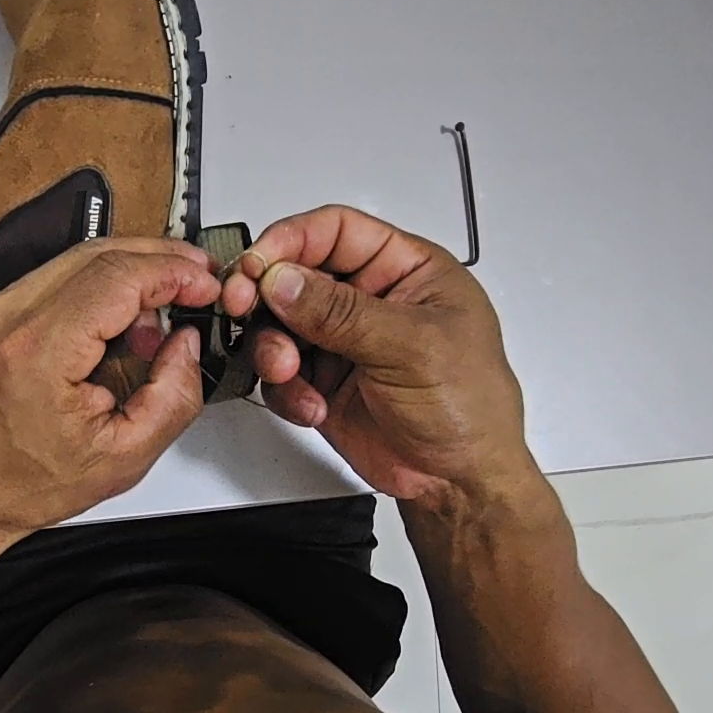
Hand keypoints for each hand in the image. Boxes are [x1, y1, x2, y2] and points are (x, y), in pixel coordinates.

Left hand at [0, 238, 219, 536]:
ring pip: (74, 259)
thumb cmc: (23, 485)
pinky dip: (95, 288)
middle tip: (194, 282)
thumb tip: (187, 342)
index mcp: (35, 354)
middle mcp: (2, 321)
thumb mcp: (124, 458)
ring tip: (160, 311)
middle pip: (97, 253)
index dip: (173, 273)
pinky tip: (117, 320)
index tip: (203, 286)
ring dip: (128, 273)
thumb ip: (174, 397)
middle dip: (158, 260)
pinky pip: (52, 279)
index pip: (117, 277)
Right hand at [220, 205, 539, 509]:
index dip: (291, 241)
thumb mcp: (412, 347)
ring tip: (288, 371)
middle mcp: (367, 301)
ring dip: (272, 350)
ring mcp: (340, 342)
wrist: (456, 480)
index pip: (335, 232)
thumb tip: (284, 281)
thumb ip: (341, 312)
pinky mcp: (320, 381)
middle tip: (243, 308)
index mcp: (404, 271)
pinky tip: (312, 405)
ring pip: (277, 325)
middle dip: (265, 297)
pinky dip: (284, 390)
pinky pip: (278, 374)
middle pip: (294, 276)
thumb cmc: (469, 407)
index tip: (258, 264)